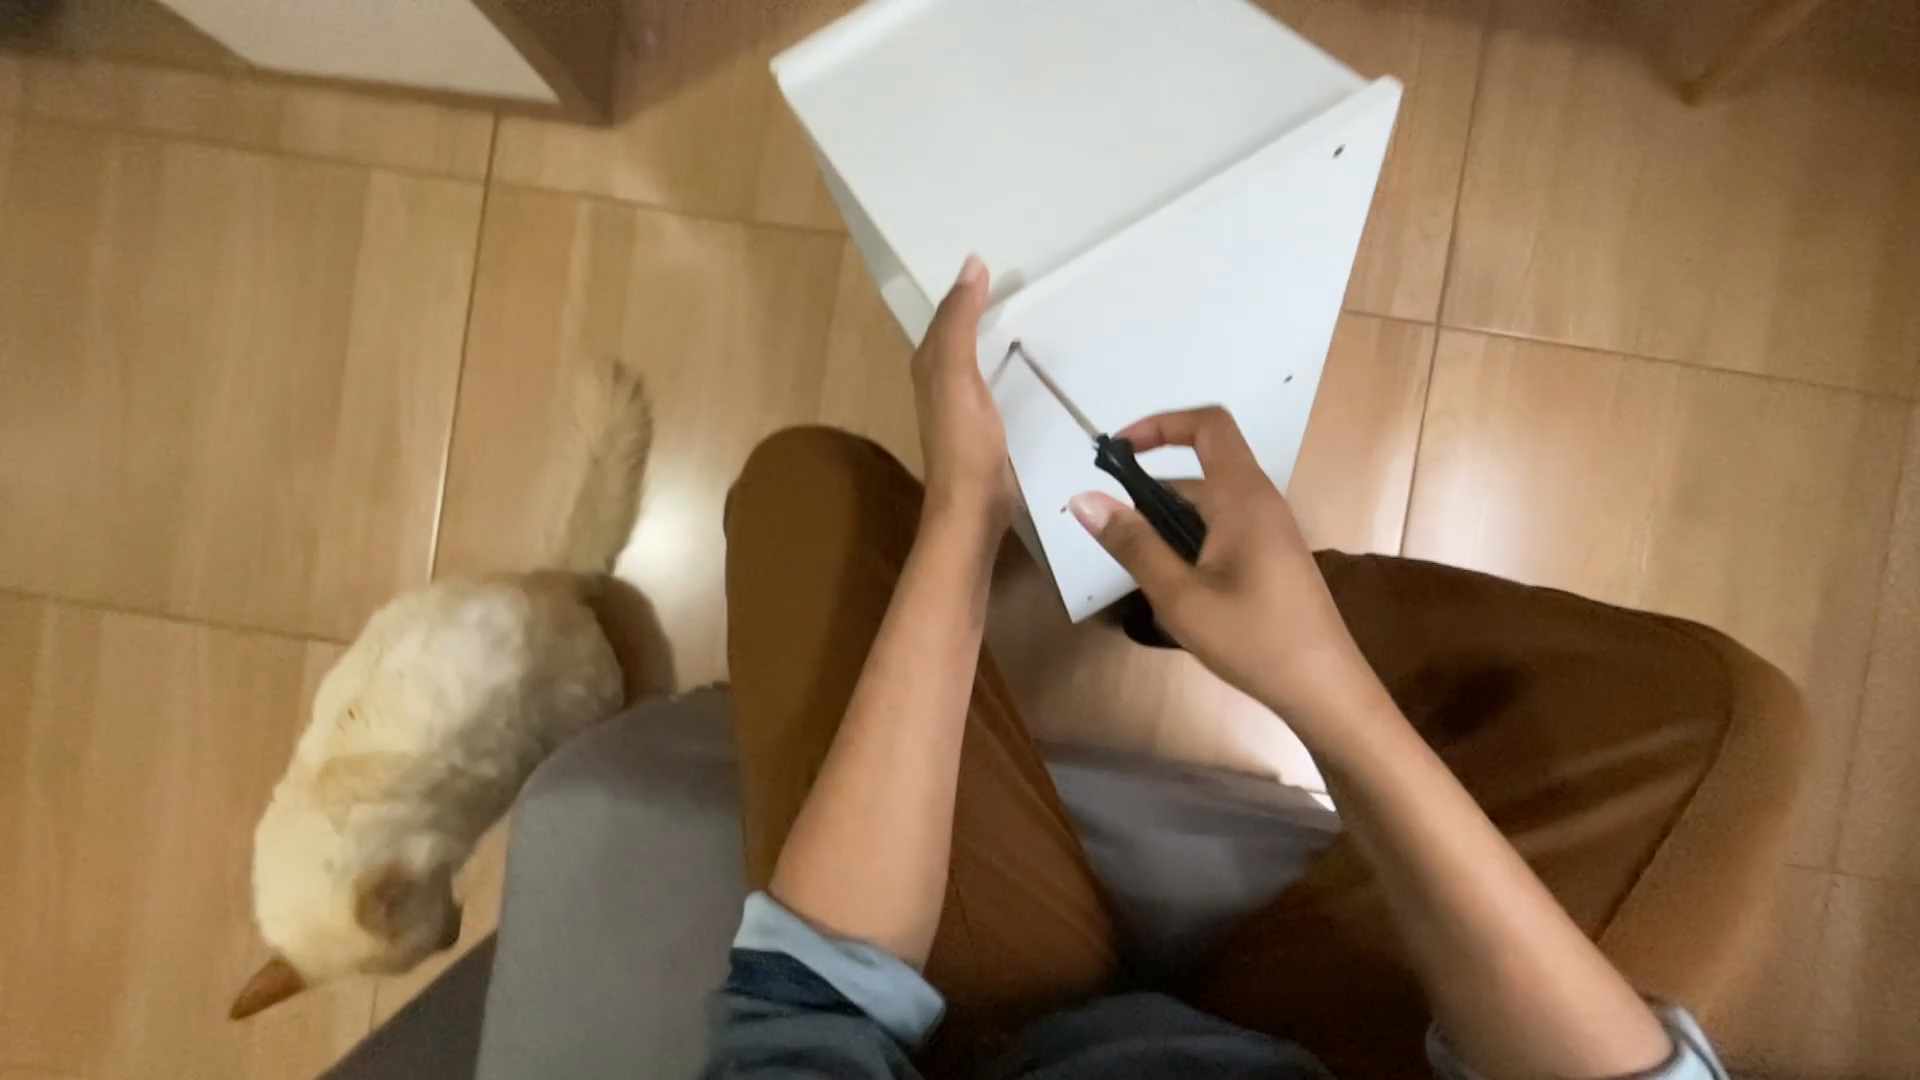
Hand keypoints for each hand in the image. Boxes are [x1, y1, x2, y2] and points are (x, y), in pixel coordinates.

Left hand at [912, 256, 1011, 526]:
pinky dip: (1001, 365)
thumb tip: (970, 266)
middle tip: (1011, 283)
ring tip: (1021, 315)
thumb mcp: (957, 374)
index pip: (946, 316)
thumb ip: (960, 322)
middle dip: (975, 309)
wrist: (974, 505)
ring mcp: (960, 407)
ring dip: (989, 336)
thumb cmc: (965, 442)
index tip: (993, 265)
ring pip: (971, 358)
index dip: (965, 290)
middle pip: (955, 335)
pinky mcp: (980, 428)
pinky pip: (989, 382)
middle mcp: (939, 383)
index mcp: (930, 366)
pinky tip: (1019, 368)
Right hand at [1068, 407, 1377, 727]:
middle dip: (1149, 492)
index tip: (1117, 451)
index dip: (1160, 424)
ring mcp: (1267, 530)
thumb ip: (1131, 544)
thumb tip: (1083, 499)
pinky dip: (1187, 542)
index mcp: (1242, 498)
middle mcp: (1259, 502)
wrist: (1324, 690)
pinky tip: (1175, 588)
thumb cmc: (1253, 639)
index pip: (1207, 425)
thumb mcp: (1179, 595)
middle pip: (1199, 470)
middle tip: (1115, 538)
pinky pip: (1220, 528)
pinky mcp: (1269, 555)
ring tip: (1143, 575)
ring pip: (1207, 504)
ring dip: (1166, 525)